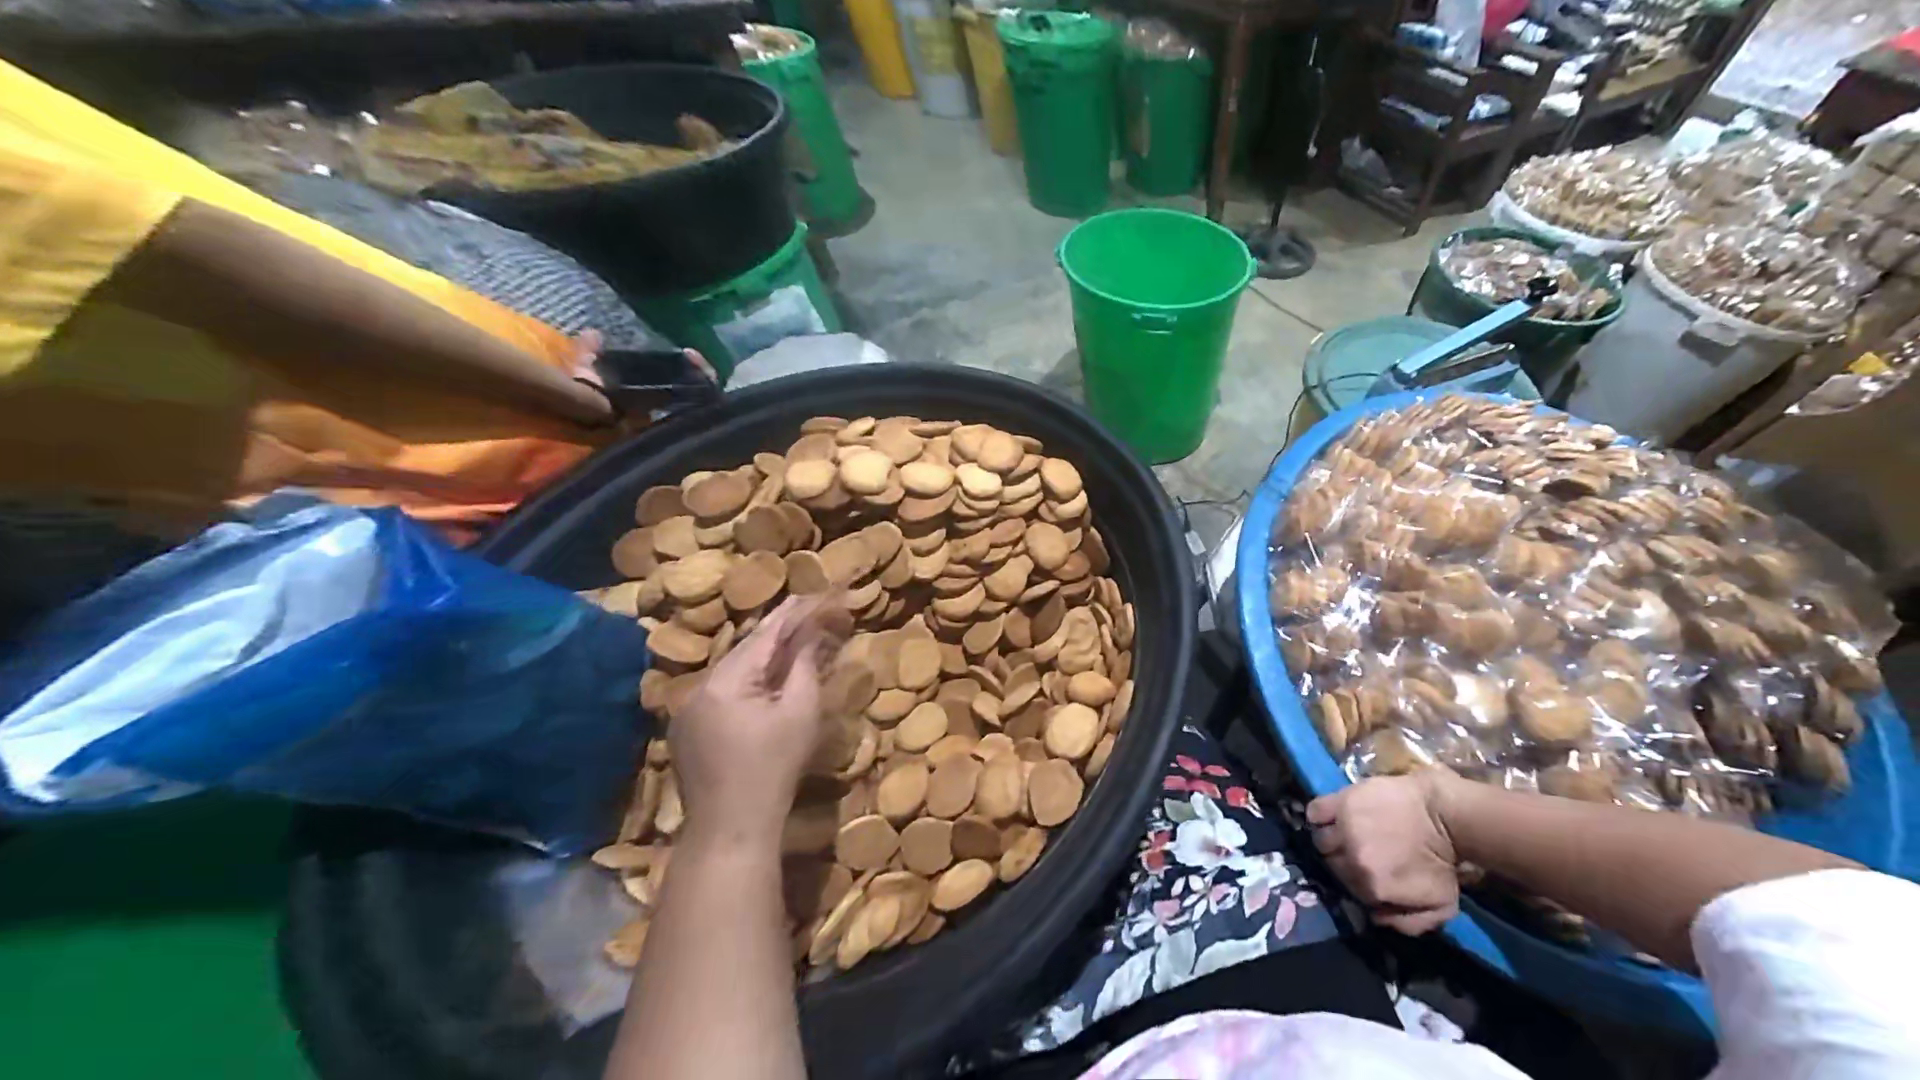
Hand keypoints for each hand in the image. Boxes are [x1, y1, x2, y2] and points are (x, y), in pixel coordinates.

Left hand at [669, 596, 843, 848]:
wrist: (731, 828)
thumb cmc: (774, 769)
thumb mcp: (800, 713)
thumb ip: (805, 667)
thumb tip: (811, 635)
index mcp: (725, 680)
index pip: (764, 635)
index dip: (794, 614)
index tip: (816, 595)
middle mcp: (699, 687)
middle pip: (745, 650)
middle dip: (779, 632)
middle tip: (808, 611)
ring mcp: (688, 709)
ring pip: (732, 670)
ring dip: (763, 656)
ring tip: (793, 640)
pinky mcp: (688, 730)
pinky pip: (722, 692)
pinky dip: (748, 680)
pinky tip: (766, 680)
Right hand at [1306, 771, 1461, 935]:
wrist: (1447, 817)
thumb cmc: (1443, 862)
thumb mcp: (1439, 907)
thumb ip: (1406, 923)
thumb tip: (1373, 918)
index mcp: (1372, 886)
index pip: (1347, 889)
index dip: (1356, 882)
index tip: (1365, 873)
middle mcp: (1352, 859)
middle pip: (1331, 864)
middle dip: (1342, 861)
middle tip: (1355, 854)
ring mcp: (1345, 828)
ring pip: (1320, 839)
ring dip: (1330, 840)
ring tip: (1345, 836)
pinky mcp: (1341, 801)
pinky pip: (1315, 812)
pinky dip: (1318, 816)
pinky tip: (1331, 818)